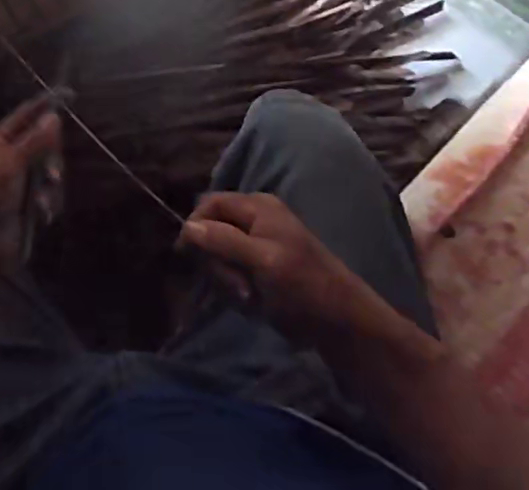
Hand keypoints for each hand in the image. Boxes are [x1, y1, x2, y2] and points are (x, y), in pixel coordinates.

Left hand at [0, 96, 62, 268]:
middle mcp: (11, 155)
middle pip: (45, 142)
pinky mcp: (30, 202)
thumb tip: (55, 116)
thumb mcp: (10, 163)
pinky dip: (49, 203)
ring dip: (51, 186)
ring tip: (41, 202)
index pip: (26, 113)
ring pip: (51, 169)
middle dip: (52, 158)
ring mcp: (21, 180)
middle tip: (51, 173)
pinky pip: (51, 193)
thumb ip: (35, 141)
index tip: (70, 94)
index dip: (46, 104)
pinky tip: (42, 214)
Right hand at [180, 192, 436, 361]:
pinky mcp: (262, 268)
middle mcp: (256, 218)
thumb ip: (223, 241)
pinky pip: (233, 272)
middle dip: (217, 261)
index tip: (186, 255)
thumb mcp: (262, 261)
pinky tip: (254, 302)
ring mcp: (259, 244)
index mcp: (258, 206)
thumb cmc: (304, 287)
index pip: (210, 203)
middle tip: (237, 288)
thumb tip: (187, 227)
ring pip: (220, 255)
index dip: (195, 225)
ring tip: (249, 298)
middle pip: (212, 230)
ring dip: (227, 280)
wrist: (343, 325)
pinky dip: (237, 289)